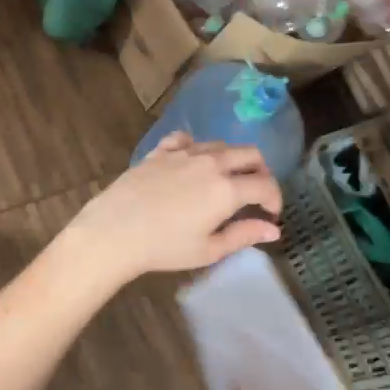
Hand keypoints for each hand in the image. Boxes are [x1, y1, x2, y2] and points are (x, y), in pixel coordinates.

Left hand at [60, 132, 281, 283]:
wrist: (114, 231)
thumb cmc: (164, 247)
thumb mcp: (208, 249)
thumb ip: (243, 236)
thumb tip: (273, 229)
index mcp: (227, 189)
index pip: (265, 185)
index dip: (275, 199)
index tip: (271, 214)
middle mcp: (210, 163)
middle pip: (249, 155)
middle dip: (261, 172)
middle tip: (256, 193)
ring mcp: (183, 153)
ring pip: (220, 145)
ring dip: (232, 159)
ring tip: (227, 179)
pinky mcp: (160, 151)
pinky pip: (186, 139)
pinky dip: (197, 147)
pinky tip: (192, 160)